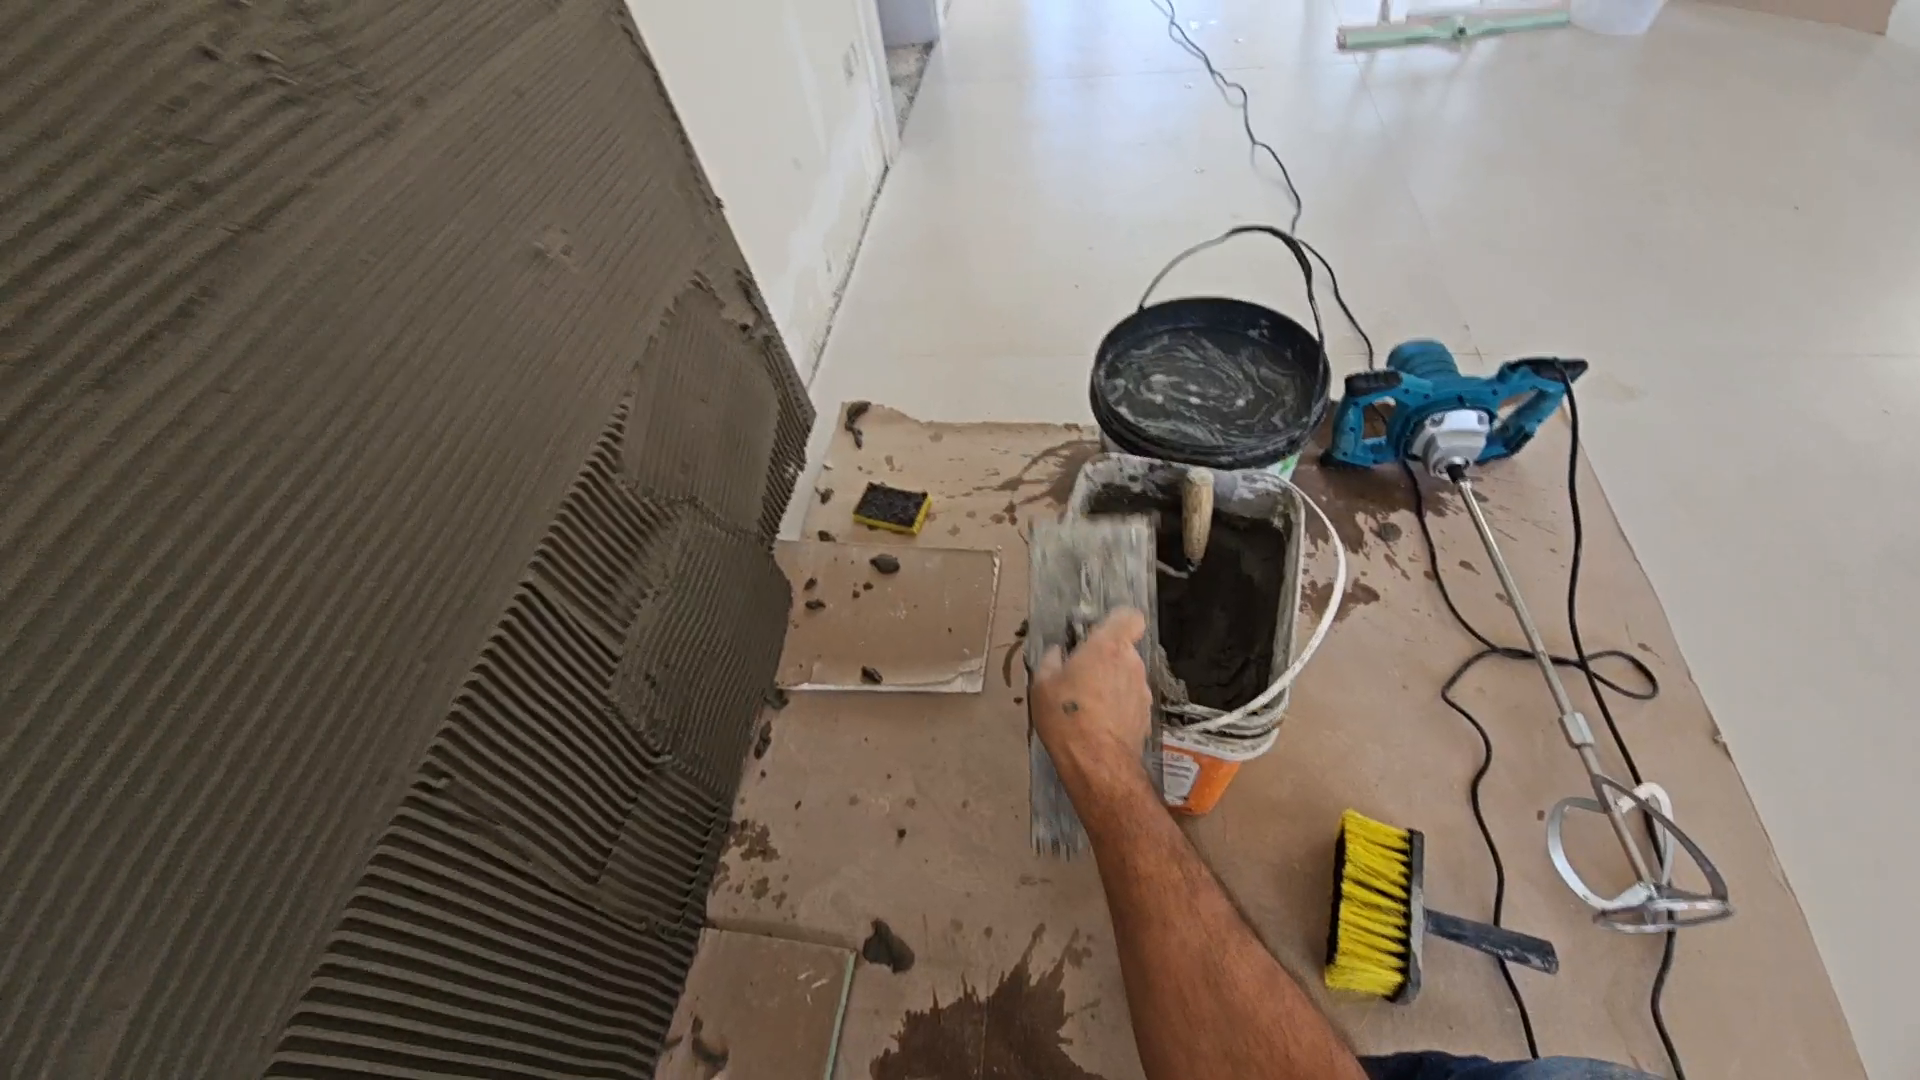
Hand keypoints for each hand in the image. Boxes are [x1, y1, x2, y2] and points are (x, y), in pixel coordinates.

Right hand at [1029, 608, 1153, 800]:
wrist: (1097, 762)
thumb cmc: (1066, 717)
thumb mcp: (1042, 684)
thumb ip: (1051, 660)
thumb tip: (1056, 652)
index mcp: (1107, 647)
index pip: (1130, 617)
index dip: (1118, 621)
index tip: (1100, 631)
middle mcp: (1131, 663)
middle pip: (1124, 649)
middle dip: (1106, 658)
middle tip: (1081, 674)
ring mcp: (1141, 690)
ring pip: (1127, 675)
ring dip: (1112, 683)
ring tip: (1087, 703)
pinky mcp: (1145, 714)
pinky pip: (1130, 699)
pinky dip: (1118, 705)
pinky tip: (1098, 721)